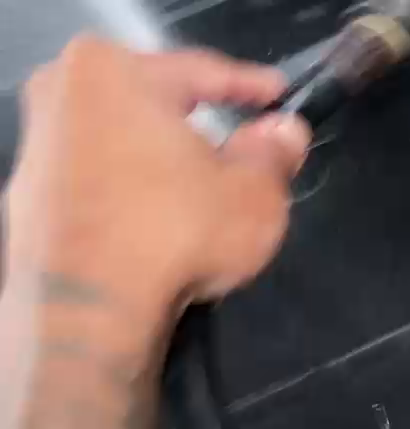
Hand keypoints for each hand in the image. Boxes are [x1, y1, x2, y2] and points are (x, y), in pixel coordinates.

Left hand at [1, 37, 308, 428]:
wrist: (84, 293)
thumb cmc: (176, 230)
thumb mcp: (254, 194)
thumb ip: (272, 155)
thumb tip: (282, 131)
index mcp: (120, 79)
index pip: (207, 72)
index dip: (258, 88)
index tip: (289, 99)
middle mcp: (67, 95)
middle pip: (162, 102)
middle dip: (215, 127)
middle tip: (262, 157)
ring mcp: (43, 139)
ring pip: (135, 139)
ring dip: (182, 162)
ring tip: (229, 201)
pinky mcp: (37, 186)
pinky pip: (113, 172)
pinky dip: (152, 187)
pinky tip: (182, 225)